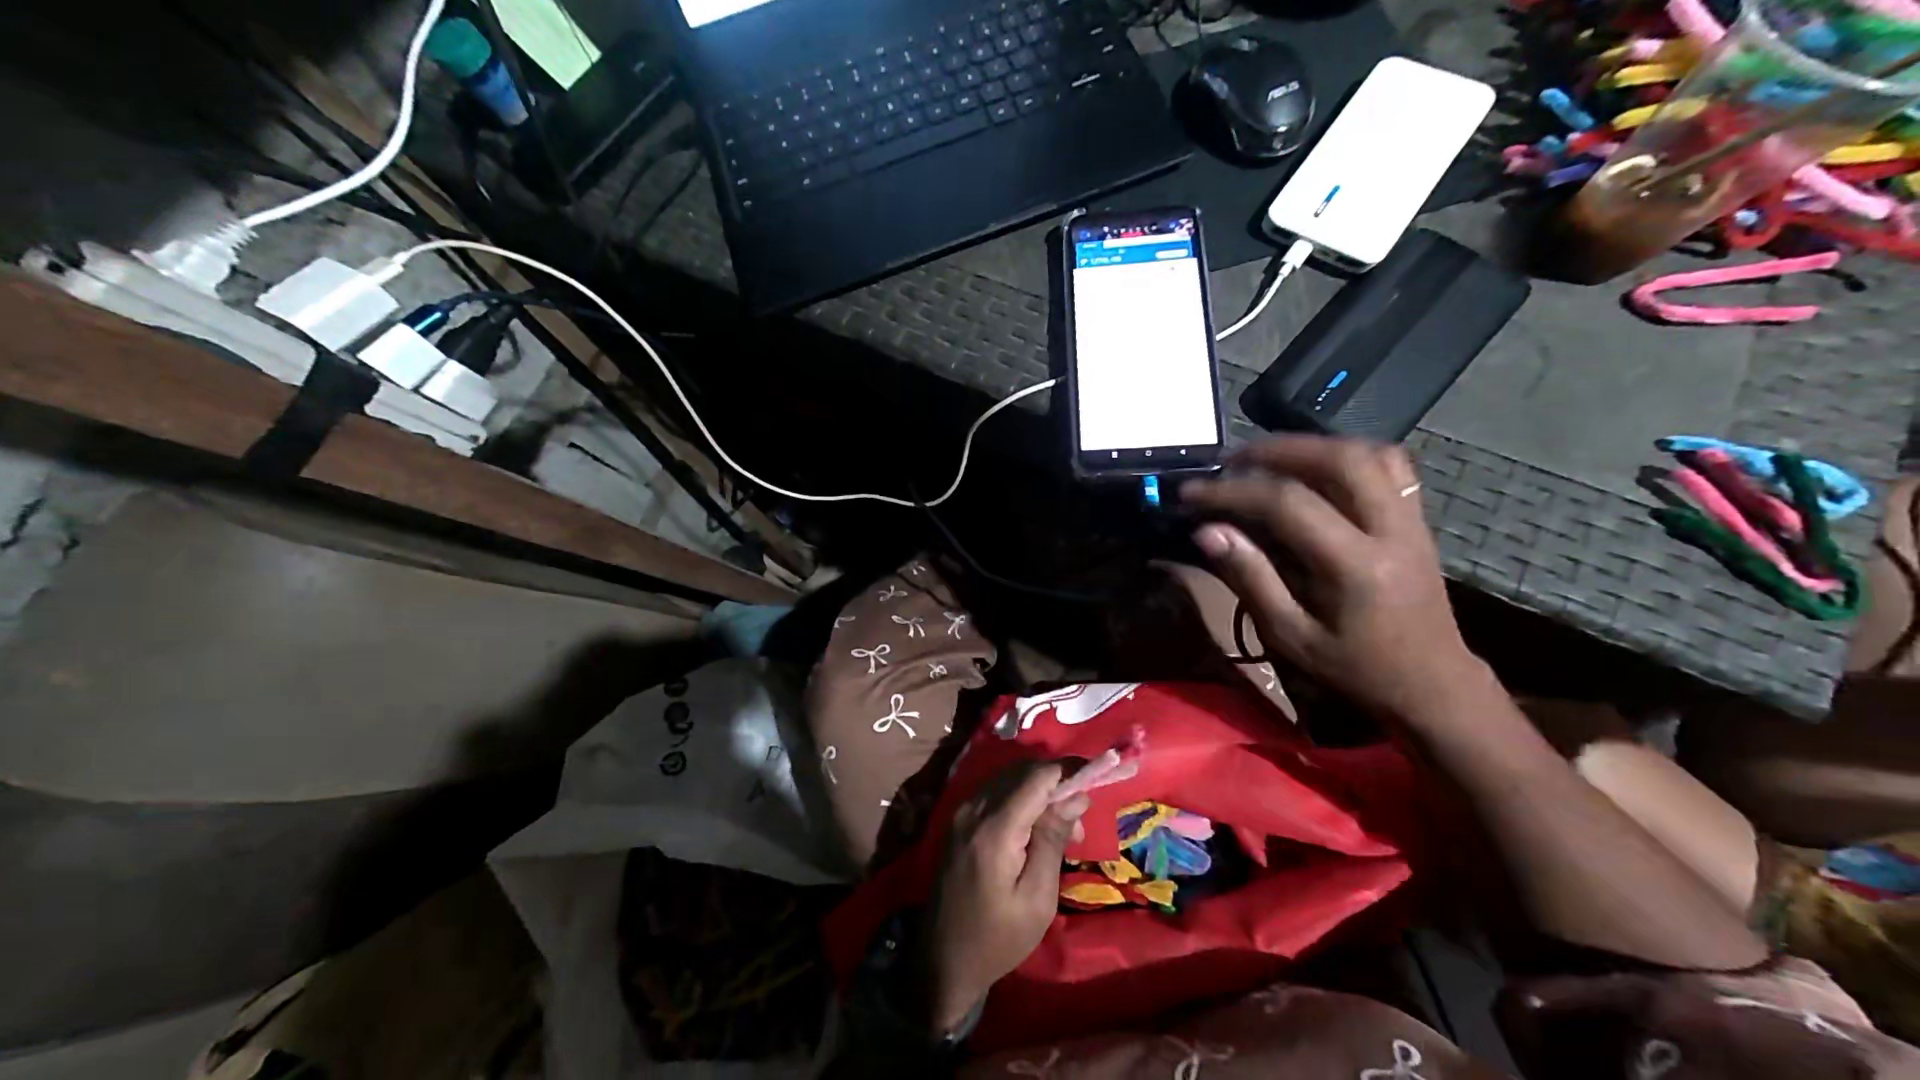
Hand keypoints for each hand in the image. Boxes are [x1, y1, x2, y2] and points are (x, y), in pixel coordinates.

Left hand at [922, 761, 1088, 1034]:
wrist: (943, 959)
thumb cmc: (998, 938)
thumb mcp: (1037, 898)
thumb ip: (1053, 840)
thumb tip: (1076, 795)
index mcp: (994, 829)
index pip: (1036, 777)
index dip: (1069, 770)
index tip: (1098, 776)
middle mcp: (974, 809)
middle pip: (1022, 772)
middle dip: (1057, 782)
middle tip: (1081, 818)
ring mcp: (962, 812)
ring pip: (1009, 778)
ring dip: (1039, 790)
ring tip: (1063, 828)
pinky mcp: (958, 820)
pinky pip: (995, 792)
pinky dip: (1020, 798)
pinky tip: (1035, 828)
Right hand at [1180, 436, 1484, 718]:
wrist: (1430, 684)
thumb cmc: (1353, 669)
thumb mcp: (1290, 636)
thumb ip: (1250, 579)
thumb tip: (1207, 531)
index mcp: (1355, 566)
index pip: (1288, 503)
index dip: (1233, 491)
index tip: (1193, 493)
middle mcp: (1390, 531)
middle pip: (1339, 459)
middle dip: (1278, 450)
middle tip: (1233, 460)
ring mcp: (1411, 522)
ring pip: (1370, 454)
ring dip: (1314, 446)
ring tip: (1271, 459)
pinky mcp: (1418, 521)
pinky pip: (1390, 467)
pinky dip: (1347, 456)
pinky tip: (1317, 470)